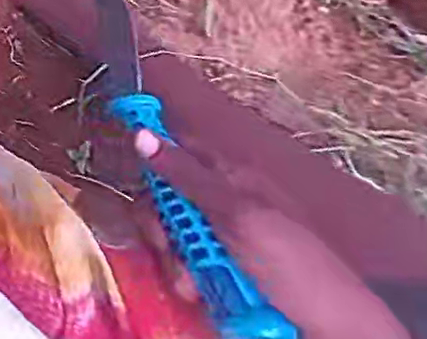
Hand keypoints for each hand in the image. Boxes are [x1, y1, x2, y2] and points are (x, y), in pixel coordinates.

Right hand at [133, 130, 411, 338]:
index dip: (151, 151)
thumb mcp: (238, 216)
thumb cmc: (295, 269)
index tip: (131, 165)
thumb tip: (139, 130)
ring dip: (175, 258)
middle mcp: (221, 205)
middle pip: (164, 195)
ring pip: (170, 234)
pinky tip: (201, 295)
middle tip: (169, 242)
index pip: (176, 147)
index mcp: (229, 178)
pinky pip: (183, 266)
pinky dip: (187, 280)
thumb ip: (186, 175)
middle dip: (160, 222)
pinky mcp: (220, 277)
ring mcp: (221, 243)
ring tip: (194, 284)